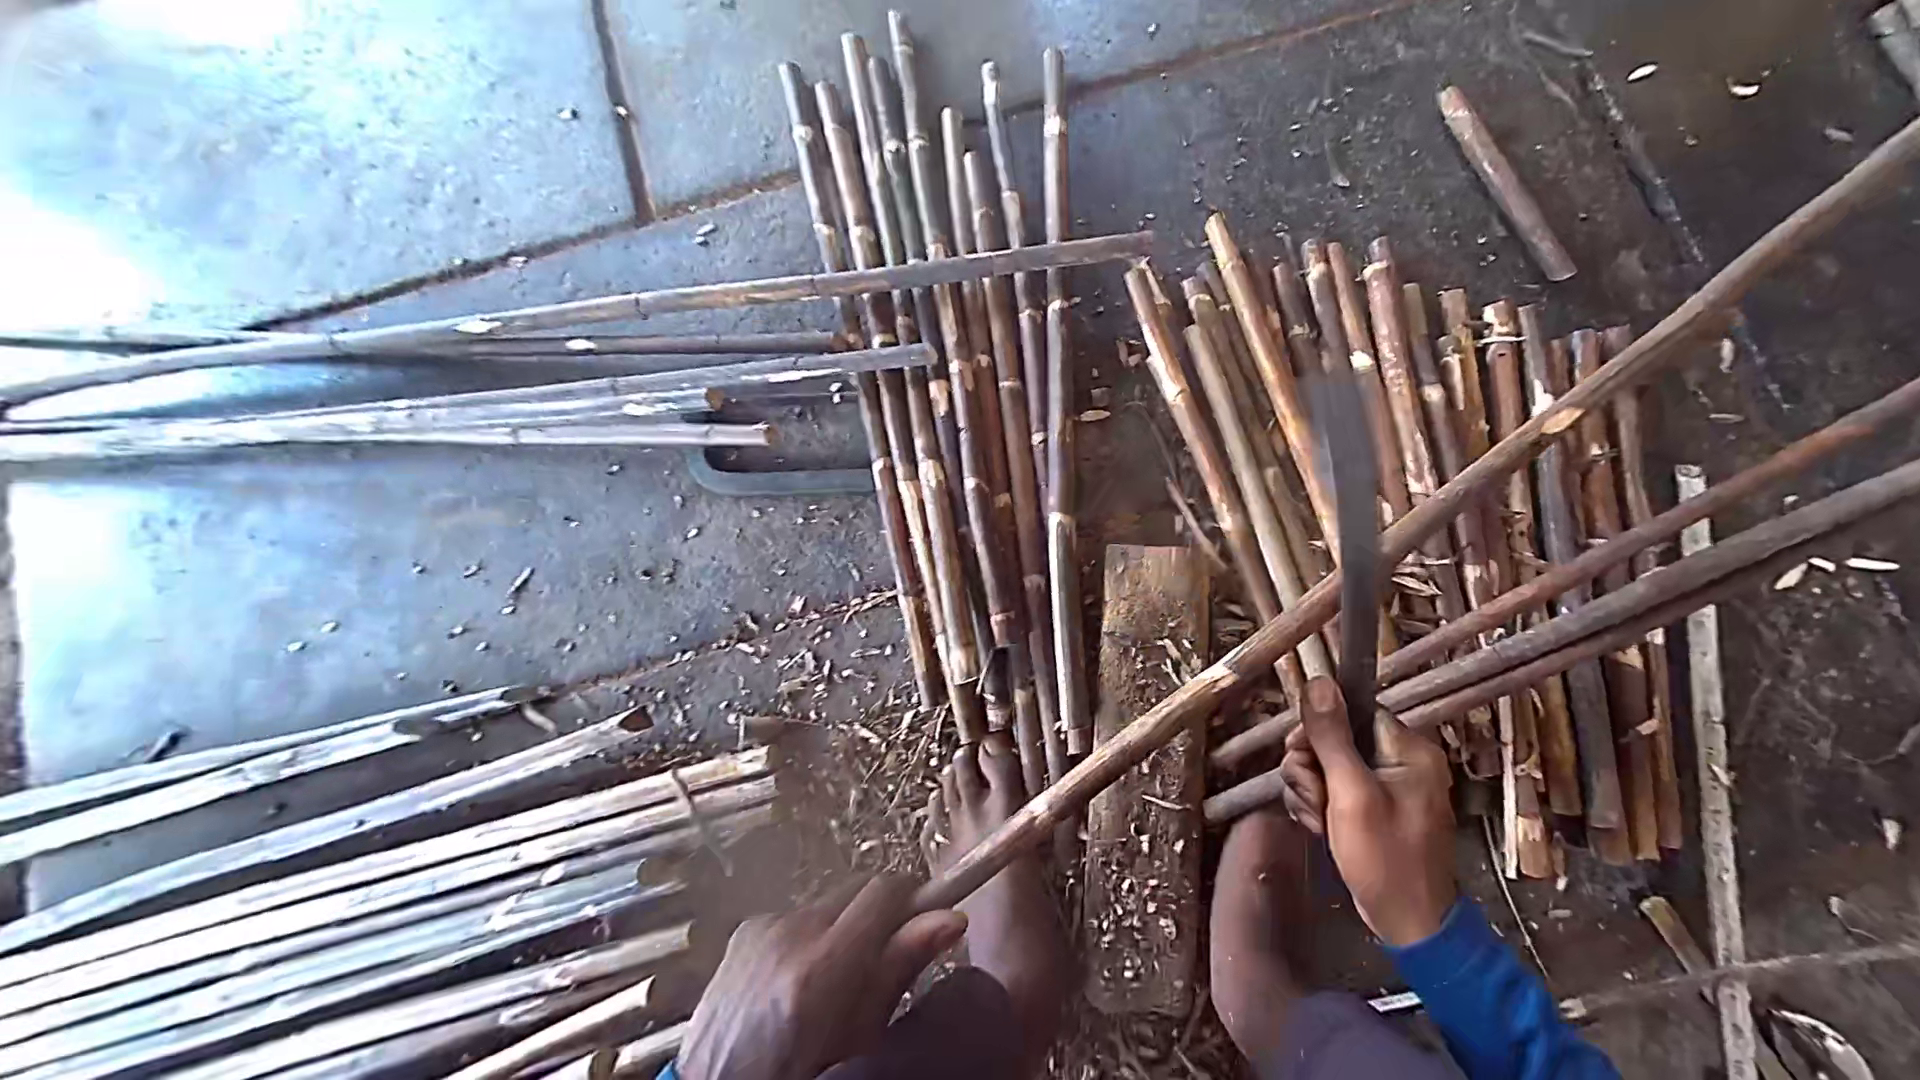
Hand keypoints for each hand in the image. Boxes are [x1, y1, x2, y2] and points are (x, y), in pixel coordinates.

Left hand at [678, 875, 965, 1079]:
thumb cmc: (799, 1072)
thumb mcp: (861, 1032)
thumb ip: (901, 966)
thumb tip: (951, 919)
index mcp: (824, 965)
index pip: (884, 889)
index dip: (910, 895)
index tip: (924, 915)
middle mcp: (793, 930)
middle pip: (858, 888)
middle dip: (879, 911)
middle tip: (883, 953)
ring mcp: (766, 923)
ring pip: (829, 901)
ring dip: (843, 924)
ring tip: (833, 975)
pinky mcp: (748, 924)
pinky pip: (796, 914)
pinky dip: (809, 934)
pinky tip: (797, 975)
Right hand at [1278, 677, 1456, 945]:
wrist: (1406, 923)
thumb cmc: (1385, 858)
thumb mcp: (1351, 793)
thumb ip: (1331, 736)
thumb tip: (1318, 680)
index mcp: (1408, 750)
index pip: (1350, 711)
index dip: (1319, 731)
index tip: (1305, 758)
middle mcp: (1397, 760)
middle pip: (1331, 737)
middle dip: (1309, 767)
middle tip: (1314, 796)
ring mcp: (1382, 784)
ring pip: (1322, 762)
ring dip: (1308, 789)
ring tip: (1317, 818)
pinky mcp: (1367, 804)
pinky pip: (1327, 786)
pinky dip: (1315, 803)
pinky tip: (1318, 826)